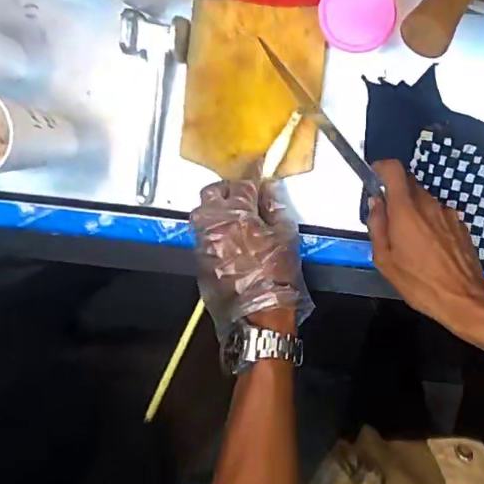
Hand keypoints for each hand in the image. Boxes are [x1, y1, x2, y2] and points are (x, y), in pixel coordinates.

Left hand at [190, 180, 310, 337]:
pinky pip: (201, 232)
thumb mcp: (286, 238)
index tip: (258, 166)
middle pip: (213, 191)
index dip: (252, 172)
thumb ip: (275, 208)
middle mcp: (213, 223)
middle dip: (228, 188)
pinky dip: (213, 228)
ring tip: (234, 214)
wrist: (256, 317)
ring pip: (202, 211)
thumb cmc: (275, 278)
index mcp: (237, 214)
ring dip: (216, 207)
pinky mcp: (198, 257)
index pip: (242, 181)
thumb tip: (269, 189)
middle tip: (244, 193)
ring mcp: (202, 240)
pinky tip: (227, 235)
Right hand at [365, 160, 483, 341]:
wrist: (464, 299)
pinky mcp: (461, 225)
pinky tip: (429, 248)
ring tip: (410, 241)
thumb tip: (376, 203)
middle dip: (396, 195)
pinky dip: (430, 223)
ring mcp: (448, 213)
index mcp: (405, 210)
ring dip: (413, 211)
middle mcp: (428, 205)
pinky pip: (438, 215)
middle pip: (409, 184)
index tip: (375, 178)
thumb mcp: (384, 259)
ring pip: (424, 201)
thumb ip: (377, 226)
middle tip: (388, 220)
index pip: (394, 169)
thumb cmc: (419, 283)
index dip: (382, 168)